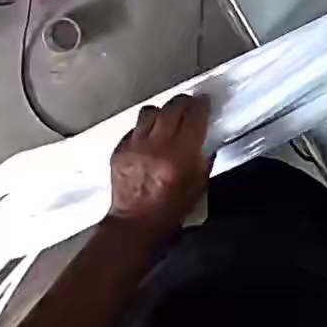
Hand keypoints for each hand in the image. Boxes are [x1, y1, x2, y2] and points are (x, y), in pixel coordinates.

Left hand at [108, 93, 210, 230]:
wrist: (134, 225)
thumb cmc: (170, 210)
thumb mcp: (198, 186)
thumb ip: (204, 159)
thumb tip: (207, 137)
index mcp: (178, 157)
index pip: (193, 118)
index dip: (201, 105)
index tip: (205, 101)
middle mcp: (155, 147)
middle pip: (171, 108)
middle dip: (183, 102)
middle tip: (189, 104)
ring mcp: (134, 147)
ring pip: (150, 112)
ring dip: (162, 112)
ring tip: (167, 118)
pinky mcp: (119, 150)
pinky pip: (134, 127)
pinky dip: (144, 128)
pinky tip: (150, 137)